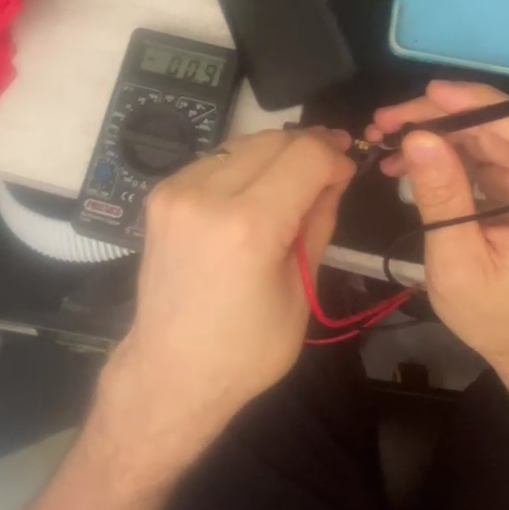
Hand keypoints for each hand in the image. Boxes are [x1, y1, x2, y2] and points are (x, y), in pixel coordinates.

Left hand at [97, 127, 356, 481]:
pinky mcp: (160, 195)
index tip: (348, 169)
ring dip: (274, 154)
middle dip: (308, 148)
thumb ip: (319, 222)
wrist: (171, 370)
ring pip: (242, 144)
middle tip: (329, 168)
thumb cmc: (245, 348)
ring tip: (292, 182)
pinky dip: (241, 167)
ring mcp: (176, 192)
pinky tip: (252, 193)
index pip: (305, 155)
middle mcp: (206, 197)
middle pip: (273, 139)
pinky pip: (213, 161)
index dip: (335, 155)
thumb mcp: (301, 292)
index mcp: (248, 226)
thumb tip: (336, 175)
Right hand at [368, 81, 508, 392]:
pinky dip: (444, 152)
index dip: (481, 103)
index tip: (429, 94)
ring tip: (385, 137)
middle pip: (503, 127)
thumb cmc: (493, 314)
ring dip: (436, 131)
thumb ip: (441, 198)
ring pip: (489, 135)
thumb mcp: (456, 263)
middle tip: (386, 120)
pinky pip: (484, 155)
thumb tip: (418, 137)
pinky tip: (404, 160)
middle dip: (442, 115)